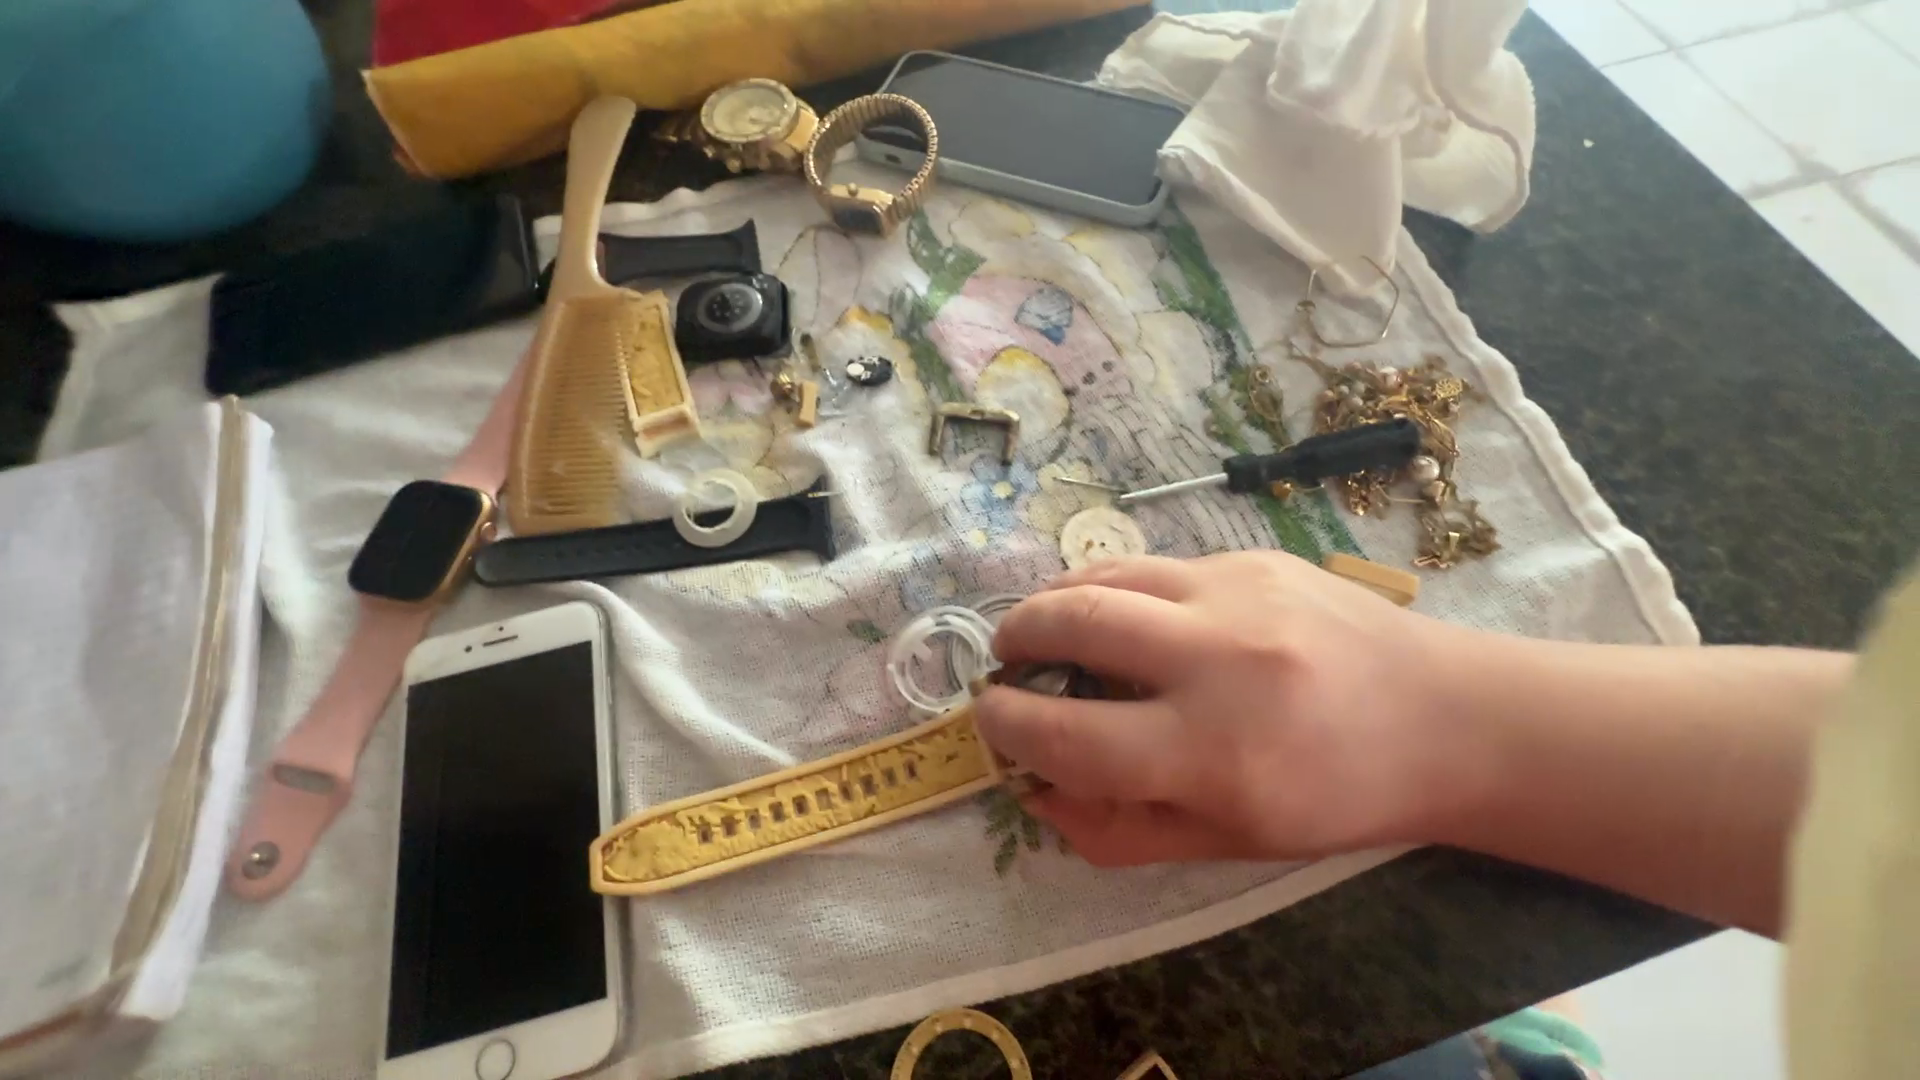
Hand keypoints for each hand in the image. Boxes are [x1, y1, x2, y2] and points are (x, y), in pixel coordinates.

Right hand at [973, 552, 1486, 866]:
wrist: (1451, 718)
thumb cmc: (1336, 797)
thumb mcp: (1227, 841)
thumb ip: (1119, 828)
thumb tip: (1037, 793)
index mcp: (1212, 752)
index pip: (1067, 736)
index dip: (1009, 727)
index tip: (992, 720)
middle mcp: (1217, 659)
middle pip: (1073, 623)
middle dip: (1016, 638)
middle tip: (1006, 659)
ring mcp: (1235, 592)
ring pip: (1104, 575)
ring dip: (1052, 600)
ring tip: (1042, 626)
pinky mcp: (1250, 556)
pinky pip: (1151, 566)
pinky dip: (1110, 589)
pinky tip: (1119, 613)